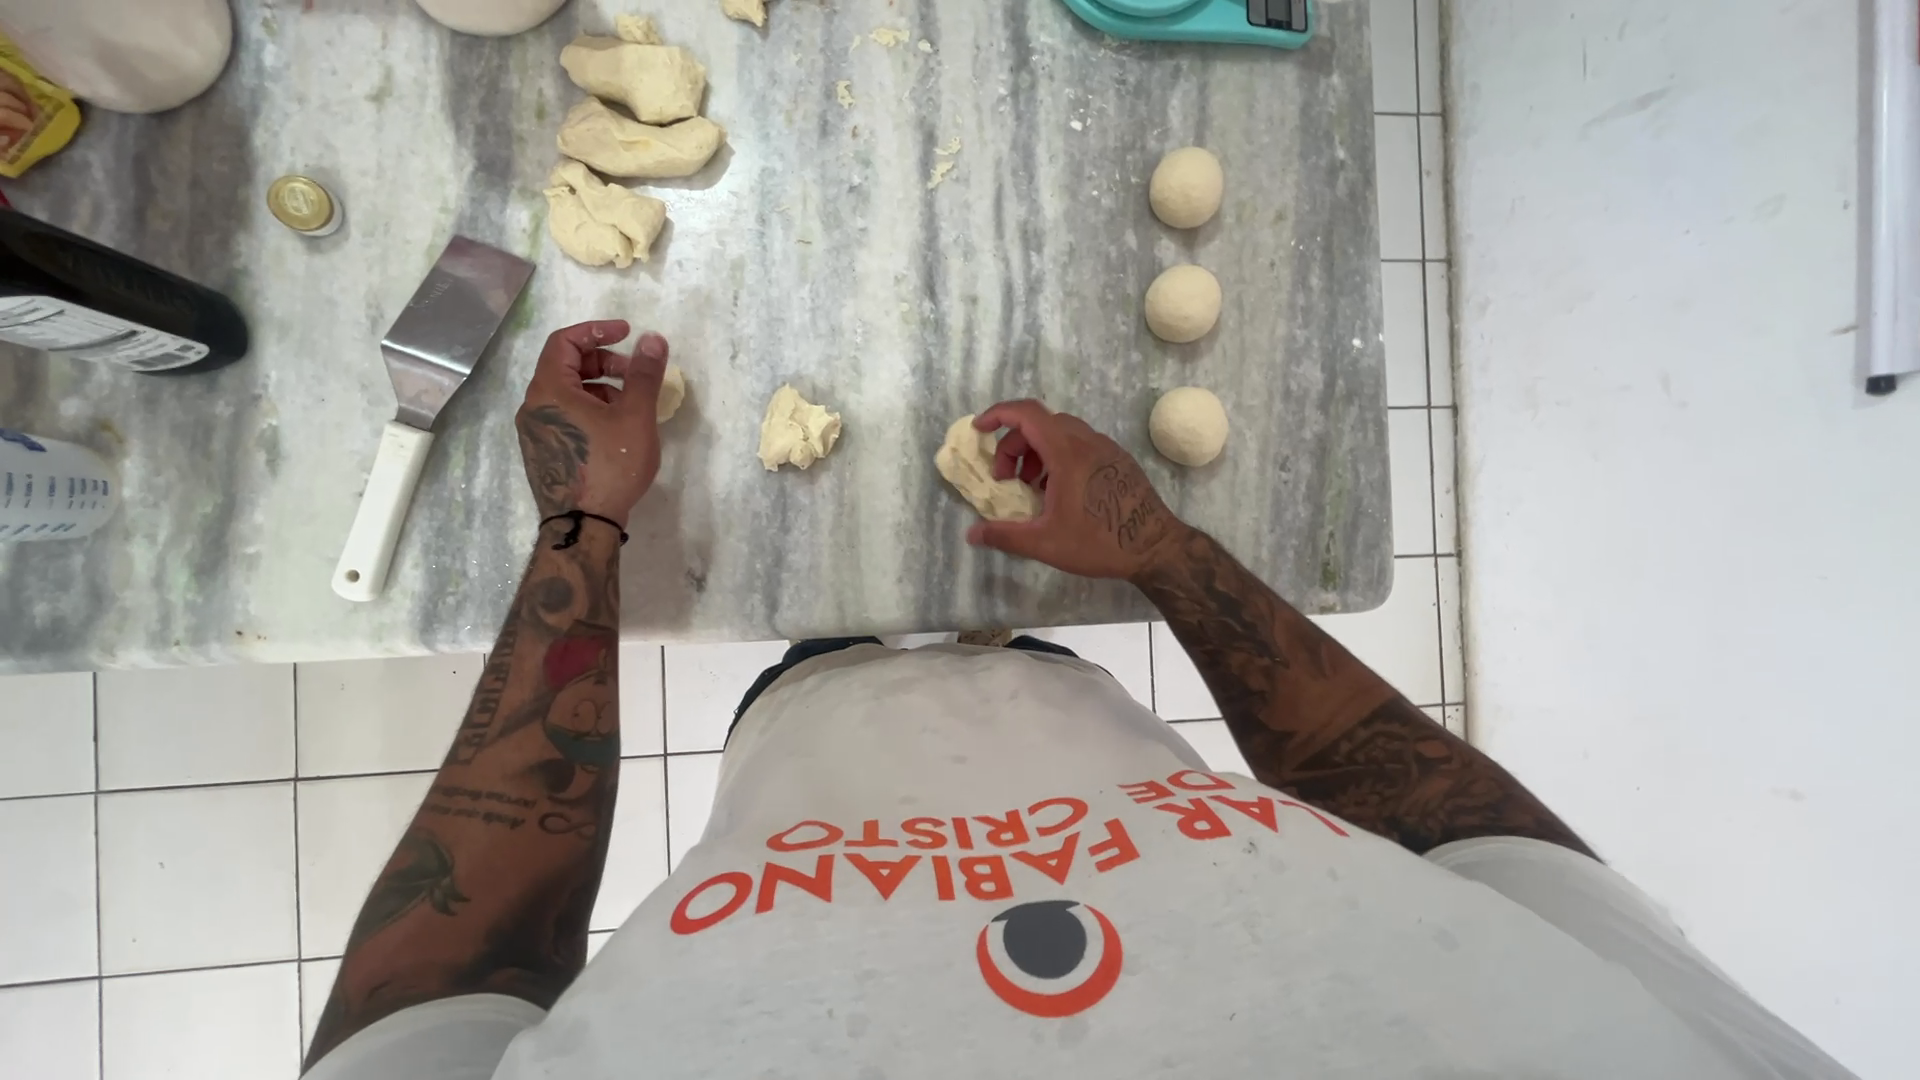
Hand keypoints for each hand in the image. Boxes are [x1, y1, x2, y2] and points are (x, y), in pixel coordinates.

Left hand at [516, 320, 667, 522]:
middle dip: (604, 363)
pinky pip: (565, 417)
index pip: (564, 341)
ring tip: (632, 408)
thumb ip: (643, 375)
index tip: (627, 334)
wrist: (583, 523)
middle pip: (565, 366)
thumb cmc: (610, 465)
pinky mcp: (543, 452)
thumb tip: (653, 339)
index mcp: (549, 389)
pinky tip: (616, 432)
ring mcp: (534, 431)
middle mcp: (533, 406)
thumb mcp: (635, 416)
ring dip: (600, 389)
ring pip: (567, 394)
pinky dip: (591, 410)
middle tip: (636, 375)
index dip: (597, 331)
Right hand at [965, 400, 1187, 580]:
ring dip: (1036, 452)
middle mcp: (1087, 441)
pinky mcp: (1118, 460)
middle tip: (1005, 479)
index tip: (979, 429)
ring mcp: (1106, 448)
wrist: (1156, 548)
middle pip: (1040, 424)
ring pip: (1061, 434)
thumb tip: (971, 535)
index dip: (997, 414)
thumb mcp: (1045, 543)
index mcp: (1067, 452)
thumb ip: (1004, 536)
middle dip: (1014, 445)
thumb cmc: (1100, 542)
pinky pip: (1080, 445)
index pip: (1026, 414)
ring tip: (1031, 488)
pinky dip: (1058, 457)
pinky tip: (1059, 492)